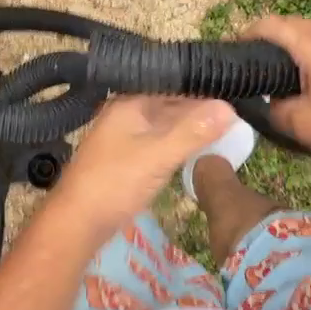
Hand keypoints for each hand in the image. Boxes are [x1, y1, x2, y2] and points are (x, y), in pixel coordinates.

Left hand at [51, 96, 236, 231]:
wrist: (77, 222)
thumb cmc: (116, 182)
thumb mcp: (159, 155)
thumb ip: (192, 132)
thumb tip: (228, 107)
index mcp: (130, 103)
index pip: (172, 87)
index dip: (200, 92)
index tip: (230, 96)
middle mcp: (125, 114)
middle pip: (167, 106)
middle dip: (196, 111)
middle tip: (233, 117)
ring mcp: (123, 137)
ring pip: (162, 126)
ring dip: (187, 129)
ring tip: (221, 132)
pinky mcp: (124, 159)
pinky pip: (156, 144)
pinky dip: (175, 145)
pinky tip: (191, 152)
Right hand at [248, 16, 310, 172]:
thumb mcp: (304, 126)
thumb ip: (276, 110)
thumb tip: (266, 102)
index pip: (271, 25)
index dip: (249, 32)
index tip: (236, 47)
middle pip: (294, 24)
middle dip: (274, 37)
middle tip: (260, 63)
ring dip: (299, 43)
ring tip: (290, 71)